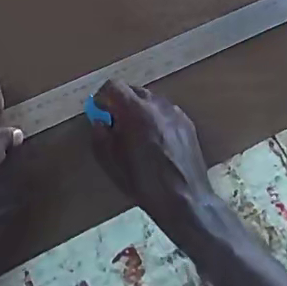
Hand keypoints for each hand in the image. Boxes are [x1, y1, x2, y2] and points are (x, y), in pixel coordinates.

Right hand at [88, 80, 222, 236]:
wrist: (184, 200)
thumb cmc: (144, 183)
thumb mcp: (112, 163)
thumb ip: (101, 137)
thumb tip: (99, 121)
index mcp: (136, 111)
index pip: (114, 86)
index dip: (102, 96)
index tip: (99, 110)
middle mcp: (157, 104)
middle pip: (134, 91)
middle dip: (121, 103)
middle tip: (115, 123)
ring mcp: (175, 112)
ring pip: (151, 100)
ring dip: (139, 110)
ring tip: (136, 134)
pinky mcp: (187, 123)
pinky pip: (165, 112)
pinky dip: (155, 119)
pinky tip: (155, 141)